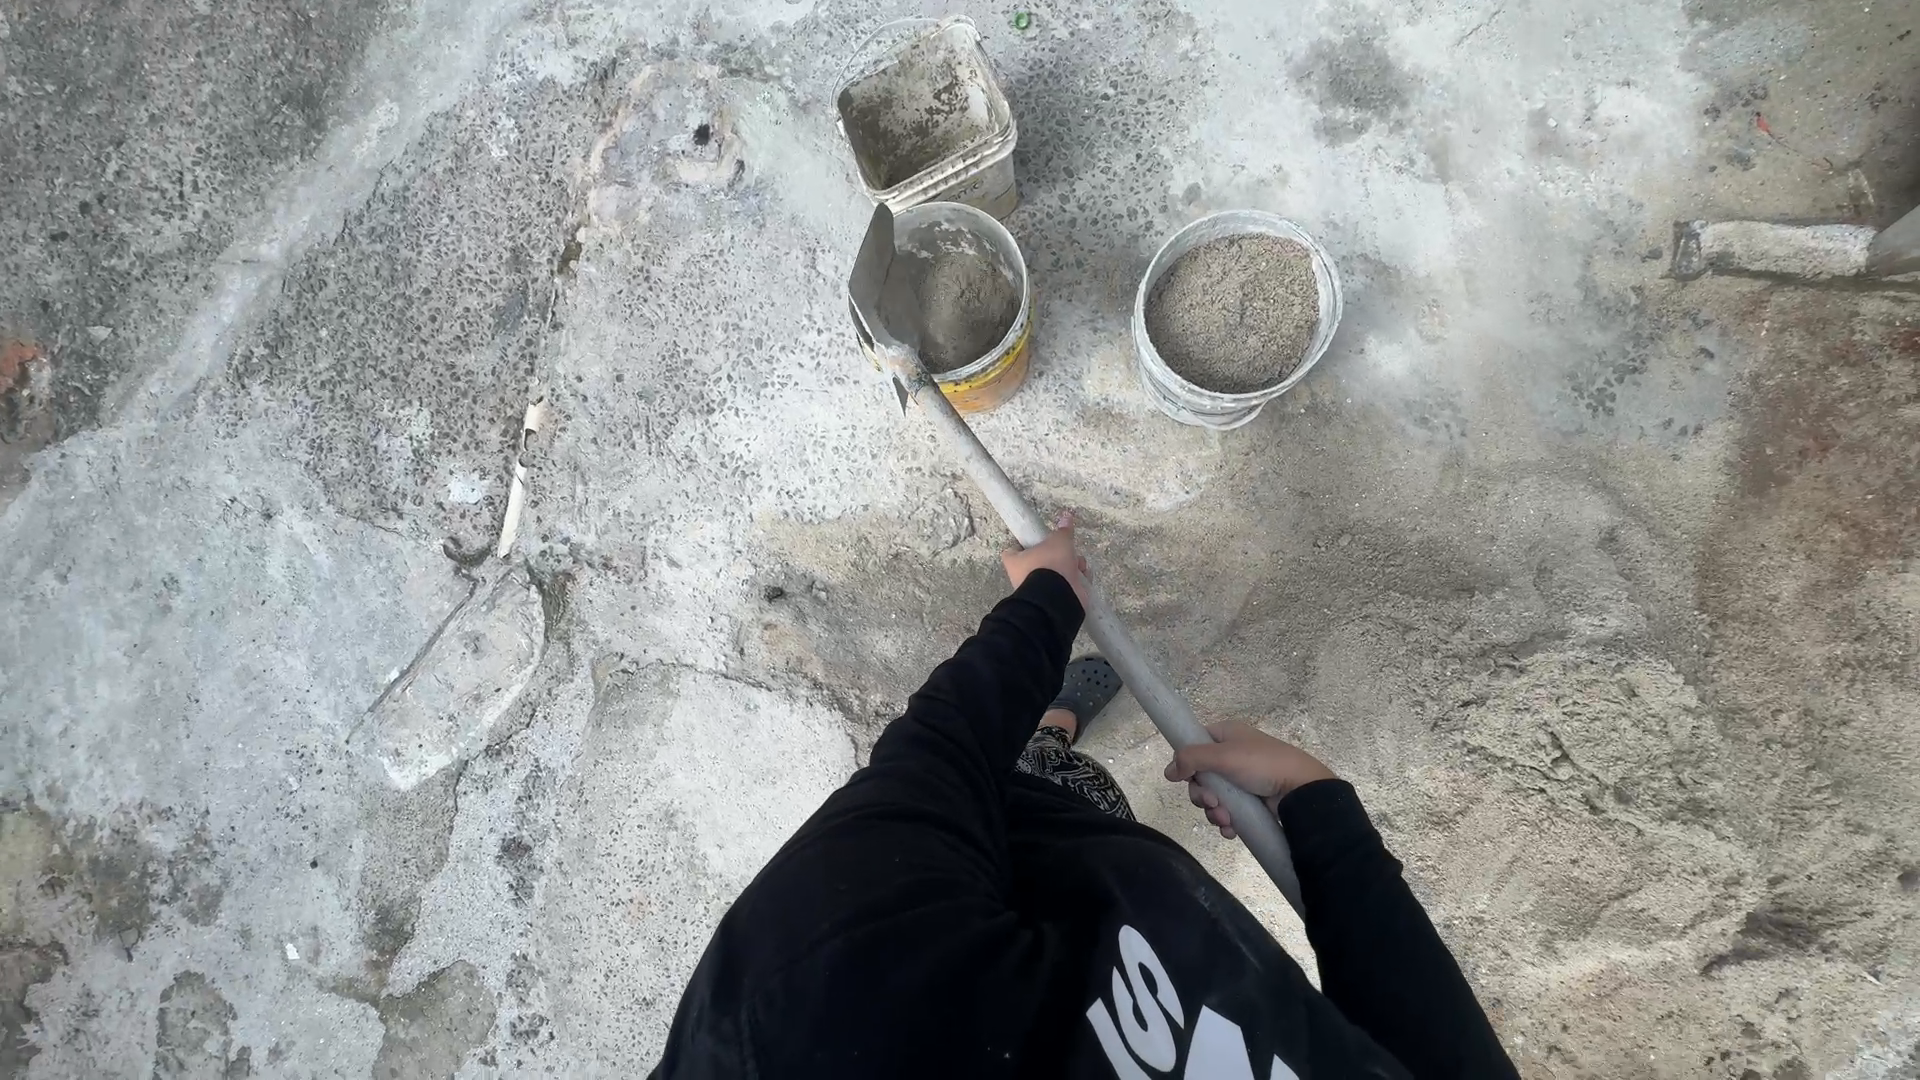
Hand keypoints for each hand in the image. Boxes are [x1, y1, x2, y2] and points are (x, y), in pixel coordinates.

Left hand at [1001, 510, 1090, 610]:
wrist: (1059, 597)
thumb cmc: (1050, 565)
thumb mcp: (1058, 542)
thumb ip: (1063, 531)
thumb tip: (1067, 516)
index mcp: (1015, 561)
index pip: (1013, 549)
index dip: (1025, 543)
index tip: (1038, 539)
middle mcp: (1023, 576)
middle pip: (1042, 559)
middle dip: (1060, 555)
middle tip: (1067, 551)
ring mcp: (1039, 589)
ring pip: (1057, 572)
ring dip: (1072, 567)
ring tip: (1078, 566)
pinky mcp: (1054, 599)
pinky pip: (1066, 585)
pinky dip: (1077, 581)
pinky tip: (1083, 577)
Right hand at [1163, 720, 1336, 839]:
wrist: (1302, 791)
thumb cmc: (1261, 764)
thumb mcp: (1222, 756)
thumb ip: (1190, 759)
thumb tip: (1167, 772)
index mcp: (1225, 736)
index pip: (1194, 747)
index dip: (1187, 764)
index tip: (1187, 779)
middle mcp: (1231, 756)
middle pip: (1200, 776)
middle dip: (1202, 795)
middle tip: (1211, 803)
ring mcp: (1241, 780)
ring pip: (1212, 797)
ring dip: (1213, 811)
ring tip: (1225, 820)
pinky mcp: (1250, 802)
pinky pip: (1227, 811)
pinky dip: (1226, 822)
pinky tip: (1231, 829)